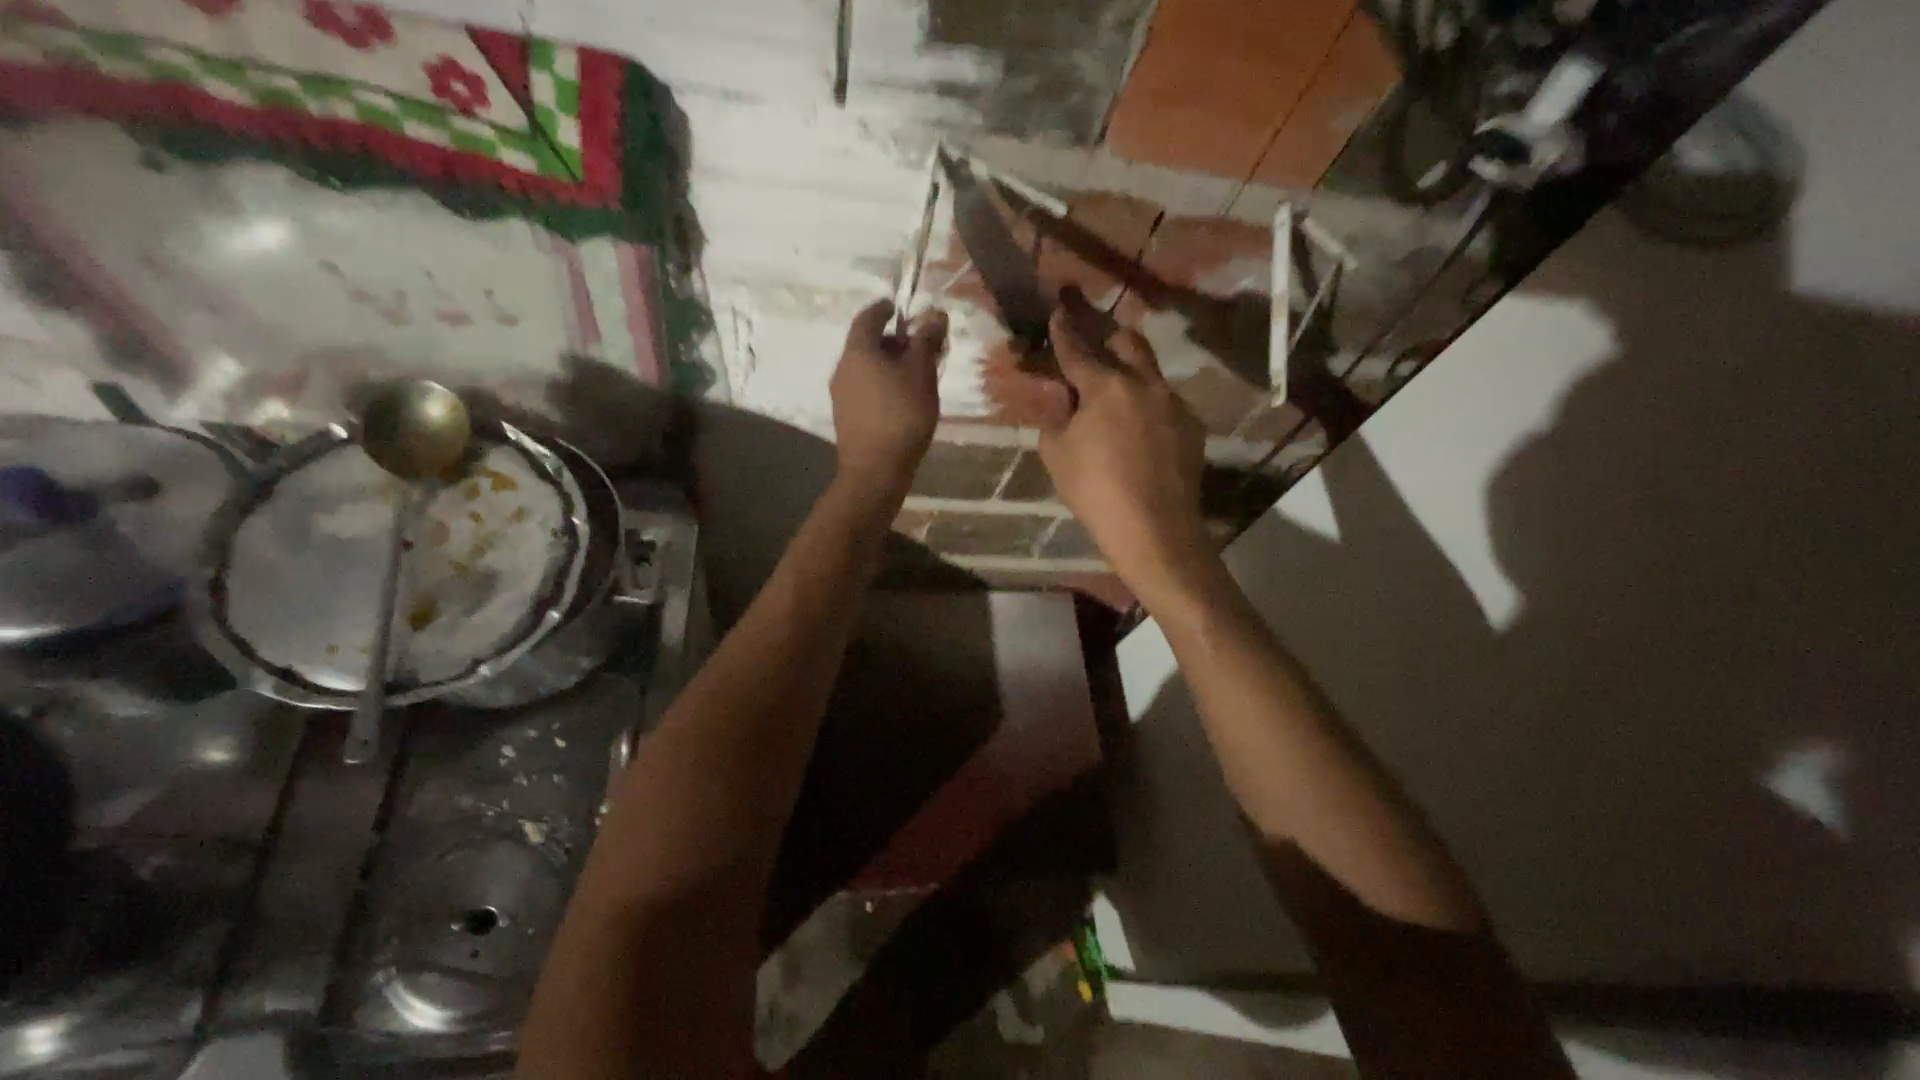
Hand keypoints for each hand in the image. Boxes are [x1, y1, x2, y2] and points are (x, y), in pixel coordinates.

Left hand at [830, 300, 946, 491]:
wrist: (876, 470)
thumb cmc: (901, 414)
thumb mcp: (921, 372)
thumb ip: (927, 340)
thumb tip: (935, 314)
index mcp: (858, 351)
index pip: (868, 316)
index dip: (886, 308)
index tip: (902, 309)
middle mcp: (843, 368)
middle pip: (868, 343)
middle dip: (894, 340)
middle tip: (921, 345)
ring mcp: (841, 395)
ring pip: (867, 368)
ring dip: (890, 364)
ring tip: (918, 375)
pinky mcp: (847, 417)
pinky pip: (866, 389)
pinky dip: (884, 384)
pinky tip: (904, 399)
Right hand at [1035, 293, 1215, 601]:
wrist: (1155, 529)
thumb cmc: (1096, 492)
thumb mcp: (1057, 454)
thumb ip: (1056, 415)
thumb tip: (1061, 396)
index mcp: (1106, 386)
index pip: (1078, 348)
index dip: (1064, 328)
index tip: (1058, 309)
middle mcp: (1145, 383)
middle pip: (1126, 341)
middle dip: (1105, 331)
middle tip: (1091, 327)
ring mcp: (1174, 404)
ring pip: (1150, 371)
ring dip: (1129, 368)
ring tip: (1114, 380)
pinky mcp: (1191, 427)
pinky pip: (1164, 402)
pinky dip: (1146, 402)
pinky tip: (1137, 424)